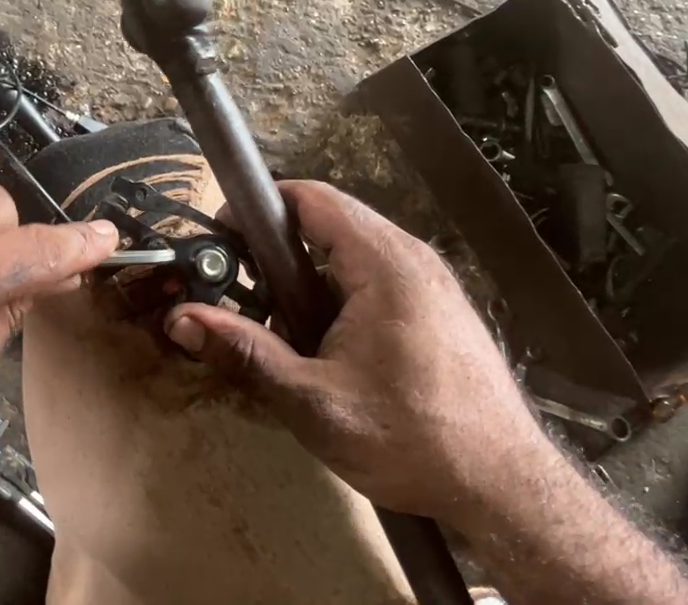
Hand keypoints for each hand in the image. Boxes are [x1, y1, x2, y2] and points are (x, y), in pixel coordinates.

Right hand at [164, 180, 556, 526]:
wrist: (506, 489)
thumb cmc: (411, 439)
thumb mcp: (313, 401)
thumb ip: (245, 352)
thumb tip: (181, 319)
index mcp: (384, 263)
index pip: (311, 197)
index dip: (257, 207)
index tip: (222, 237)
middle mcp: (411, 257)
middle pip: (328, 219)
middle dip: (276, 246)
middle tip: (243, 286)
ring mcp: (430, 280)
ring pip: (349, 248)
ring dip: (305, 271)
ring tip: (280, 319)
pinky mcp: (437, 305)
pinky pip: (373, 272)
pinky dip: (336, 288)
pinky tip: (326, 338)